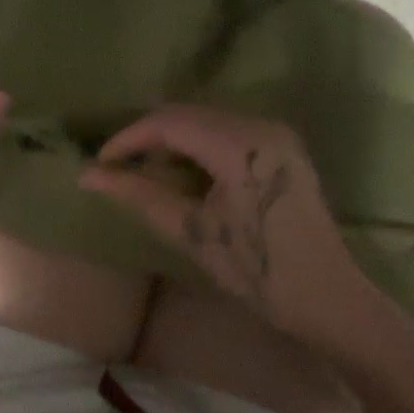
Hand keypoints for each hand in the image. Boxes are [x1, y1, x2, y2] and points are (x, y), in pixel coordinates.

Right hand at [79, 105, 385, 348]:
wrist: (325, 297)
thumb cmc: (256, 270)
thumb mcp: (192, 232)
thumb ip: (139, 196)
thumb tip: (87, 175)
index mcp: (241, 145)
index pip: (170, 122)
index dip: (128, 139)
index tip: (98, 165)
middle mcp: (261, 126)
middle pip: (188, 115)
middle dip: (146, 138)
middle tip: (114, 170)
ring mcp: (276, 136)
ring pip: (207, 122)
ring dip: (170, 143)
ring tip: (141, 174)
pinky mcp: (282, 151)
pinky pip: (227, 134)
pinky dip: (196, 149)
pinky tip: (179, 175)